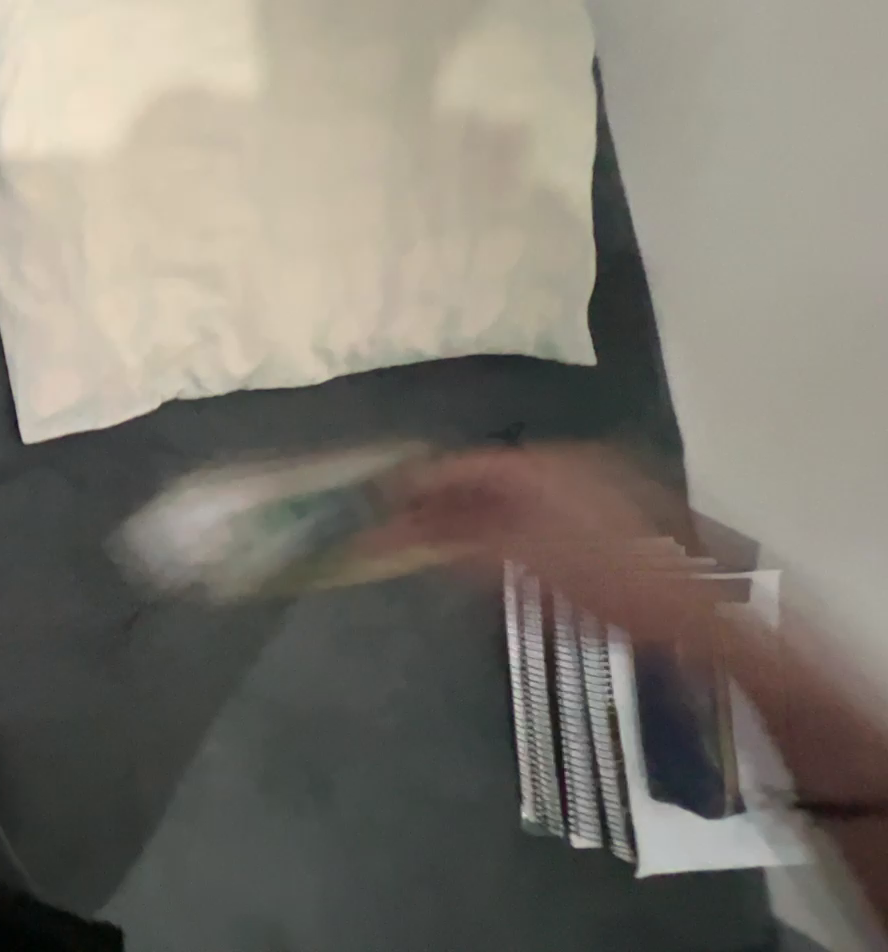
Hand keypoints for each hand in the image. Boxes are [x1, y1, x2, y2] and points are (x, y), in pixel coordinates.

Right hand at [365, 445, 708, 641]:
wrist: (699, 616)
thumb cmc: (609, 579)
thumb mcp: (522, 556)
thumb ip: (454, 538)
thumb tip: (396, 530)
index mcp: (545, 467)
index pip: (463, 465)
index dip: (418, 481)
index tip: (380, 498)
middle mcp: (561, 469)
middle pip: (479, 480)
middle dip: (435, 502)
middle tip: (395, 524)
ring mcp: (582, 492)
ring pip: (500, 498)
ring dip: (459, 517)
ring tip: (423, 539)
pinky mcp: (594, 518)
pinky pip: (523, 512)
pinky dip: (491, 526)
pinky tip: (471, 548)